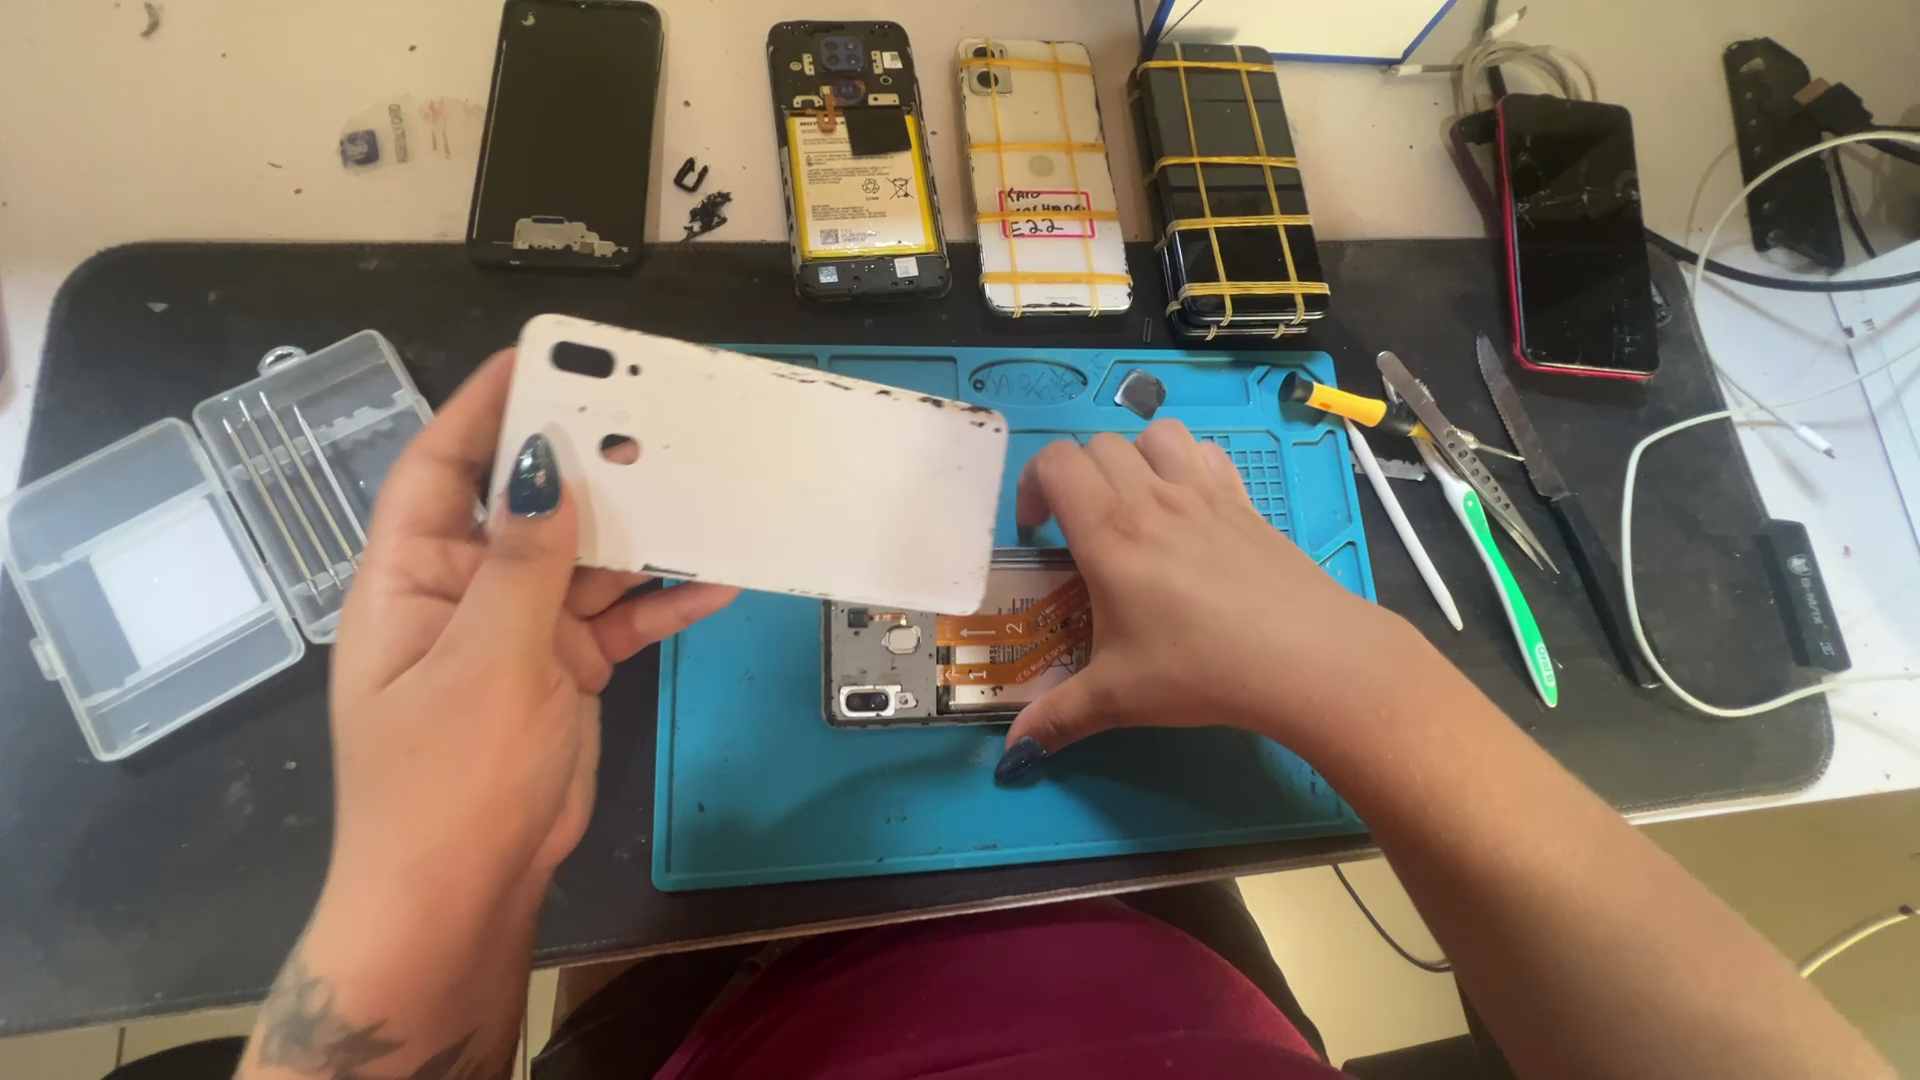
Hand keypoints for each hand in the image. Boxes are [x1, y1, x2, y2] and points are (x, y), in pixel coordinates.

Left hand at [327, 349, 738, 898]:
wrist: (472, 881)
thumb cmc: (451, 774)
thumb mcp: (486, 661)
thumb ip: (525, 565)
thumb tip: (548, 471)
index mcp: (415, 577)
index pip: (440, 470)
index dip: (482, 411)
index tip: (538, 362)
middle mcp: (471, 589)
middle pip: (531, 508)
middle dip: (585, 468)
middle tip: (648, 425)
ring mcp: (525, 628)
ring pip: (588, 561)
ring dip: (640, 537)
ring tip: (699, 494)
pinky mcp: (570, 661)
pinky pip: (623, 616)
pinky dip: (665, 601)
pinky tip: (716, 582)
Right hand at [995, 419, 1431, 781]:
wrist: (1308, 659)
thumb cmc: (1202, 670)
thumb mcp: (1118, 698)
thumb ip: (1058, 719)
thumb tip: (1013, 754)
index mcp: (1109, 532)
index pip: (1056, 462)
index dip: (1033, 485)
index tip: (1037, 532)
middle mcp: (1152, 498)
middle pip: (1098, 445)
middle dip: (1075, 477)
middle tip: (1078, 528)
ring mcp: (1204, 493)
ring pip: (1155, 434)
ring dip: (1132, 457)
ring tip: (1132, 504)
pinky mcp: (1244, 503)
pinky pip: (1207, 454)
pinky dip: (1187, 464)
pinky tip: (1189, 507)